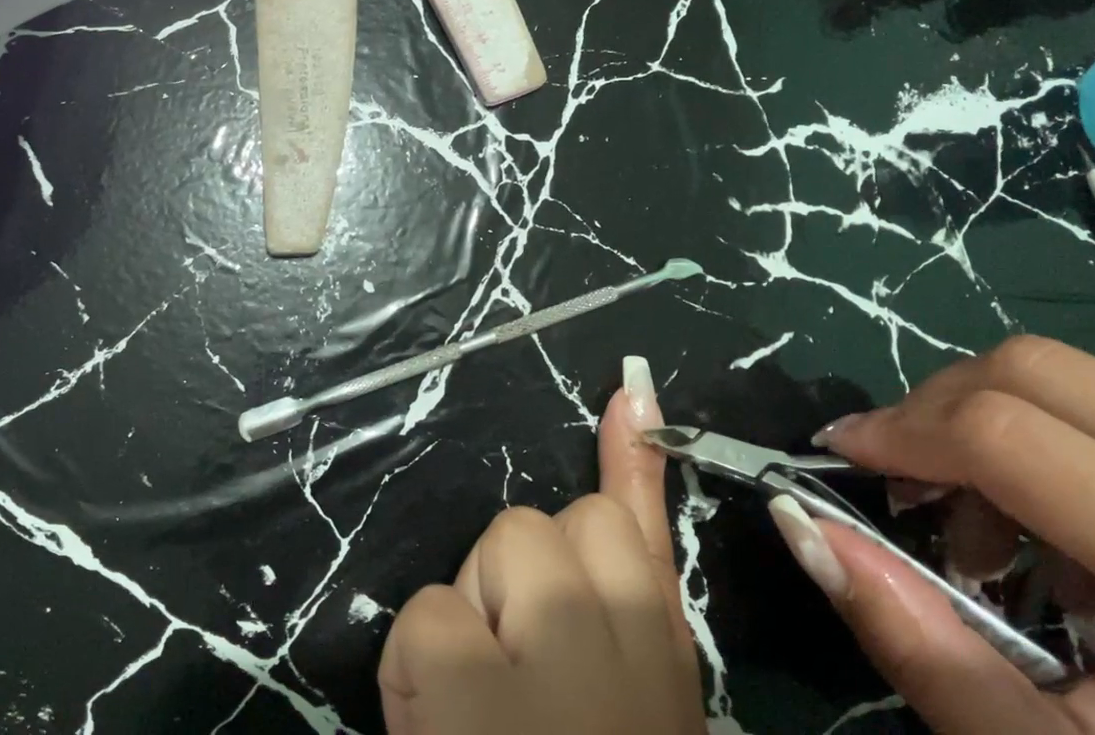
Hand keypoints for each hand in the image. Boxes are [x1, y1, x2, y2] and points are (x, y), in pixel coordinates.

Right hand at [379, 357, 708, 734]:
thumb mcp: (431, 734)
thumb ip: (422, 668)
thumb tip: (450, 616)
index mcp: (489, 701)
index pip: (429, 615)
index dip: (430, 670)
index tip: (458, 719)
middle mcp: (575, 642)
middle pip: (504, 544)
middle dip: (493, 597)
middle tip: (514, 677)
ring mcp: (639, 624)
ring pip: (568, 520)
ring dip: (553, 562)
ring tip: (559, 622)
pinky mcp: (672, 624)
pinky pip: (647, 517)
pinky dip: (634, 455)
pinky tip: (629, 393)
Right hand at [777, 335, 1094, 732]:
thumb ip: (922, 647)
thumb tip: (801, 526)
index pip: (1009, 438)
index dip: (901, 432)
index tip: (844, 458)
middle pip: (1037, 371)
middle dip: (934, 410)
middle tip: (907, 485)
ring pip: (1084, 380)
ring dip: (999, 430)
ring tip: (1003, 537)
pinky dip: (1068, 443)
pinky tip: (1087, 536)